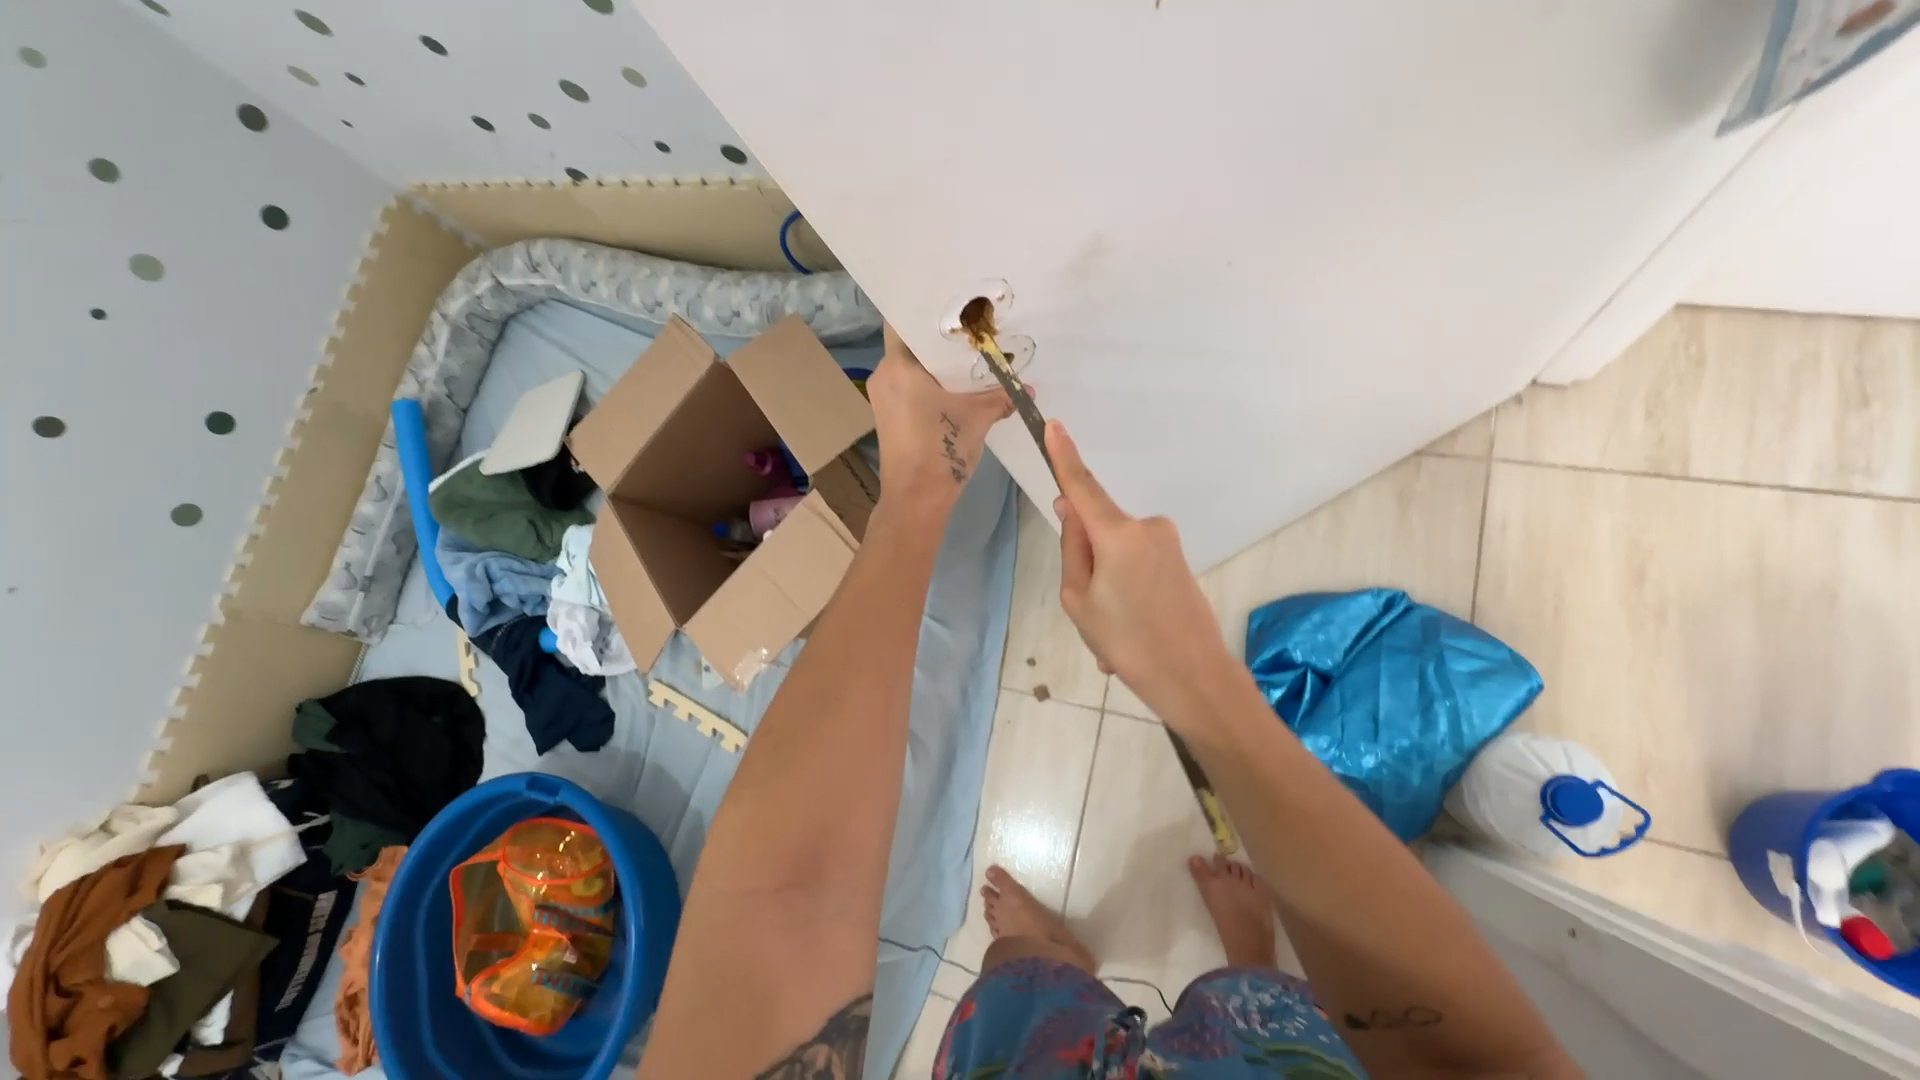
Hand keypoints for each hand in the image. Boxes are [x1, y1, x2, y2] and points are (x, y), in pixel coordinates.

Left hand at [868, 323, 1011, 518]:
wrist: (916, 499)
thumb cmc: (940, 450)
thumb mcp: (977, 418)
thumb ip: (1000, 396)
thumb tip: (1027, 388)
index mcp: (899, 366)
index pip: (904, 319)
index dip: (928, 309)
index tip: (954, 304)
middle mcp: (884, 375)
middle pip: (910, 343)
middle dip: (939, 338)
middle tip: (971, 330)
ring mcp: (883, 397)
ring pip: (910, 366)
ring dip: (936, 362)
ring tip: (968, 356)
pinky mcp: (889, 416)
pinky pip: (909, 386)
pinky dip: (930, 382)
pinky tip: (956, 386)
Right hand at [1047, 420, 1238, 727]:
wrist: (1195, 678)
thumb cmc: (1128, 643)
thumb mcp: (1079, 600)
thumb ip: (1072, 549)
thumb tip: (1071, 511)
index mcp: (1118, 534)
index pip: (1082, 487)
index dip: (1064, 456)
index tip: (1052, 424)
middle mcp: (1147, 528)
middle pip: (1097, 530)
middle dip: (1087, 565)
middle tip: (1095, 617)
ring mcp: (1168, 543)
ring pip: (1116, 555)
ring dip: (1108, 591)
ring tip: (1114, 637)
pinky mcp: (1179, 560)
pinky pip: (1136, 571)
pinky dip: (1126, 599)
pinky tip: (1132, 636)